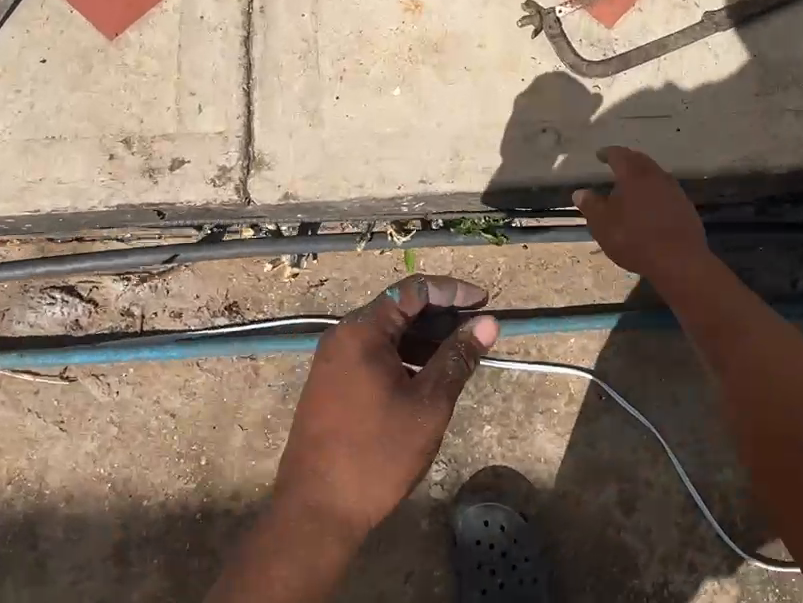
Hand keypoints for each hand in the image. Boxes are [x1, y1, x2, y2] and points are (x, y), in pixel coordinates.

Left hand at [271, 275, 499, 540]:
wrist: (315, 512)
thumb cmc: (376, 454)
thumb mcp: (428, 404)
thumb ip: (457, 358)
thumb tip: (487, 323)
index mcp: (362, 331)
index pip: (413, 289)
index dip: (452, 290)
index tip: (485, 302)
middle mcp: (343, 336)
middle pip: (399, 307)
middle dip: (442, 315)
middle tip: (478, 330)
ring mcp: (334, 361)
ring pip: (388, 333)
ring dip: (425, 338)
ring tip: (461, 355)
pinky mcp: (333, 385)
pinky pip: (375, 355)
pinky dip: (405, 357)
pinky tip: (430, 377)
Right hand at [572, 146, 710, 278]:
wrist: (678, 260)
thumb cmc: (634, 238)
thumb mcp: (603, 224)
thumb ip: (591, 205)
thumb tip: (580, 192)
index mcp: (633, 174)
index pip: (619, 155)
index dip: (608, 153)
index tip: (600, 155)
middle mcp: (655, 175)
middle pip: (640, 160)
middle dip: (628, 160)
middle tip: (618, 164)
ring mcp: (674, 190)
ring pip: (656, 174)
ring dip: (643, 176)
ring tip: (633, 185)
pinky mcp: (686, 206)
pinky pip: (667, 191)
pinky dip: (655, 192)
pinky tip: (651, 205)